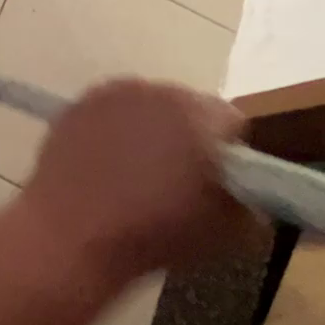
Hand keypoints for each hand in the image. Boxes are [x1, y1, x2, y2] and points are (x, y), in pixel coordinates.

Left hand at [20, 78, 254, 281]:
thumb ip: (253, 203)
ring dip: (150, 128)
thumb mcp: (230, 232)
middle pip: (187, 107)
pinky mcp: (75, 105)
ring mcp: (109, 94)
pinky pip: (108, 112)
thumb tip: (250, 193)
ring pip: (145, 106)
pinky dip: (112, 129)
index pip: (233, 122)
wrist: (71, 234)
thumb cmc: (155, 233)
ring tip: (138, 169)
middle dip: (190, 135)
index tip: (223, 180)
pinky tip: (106, 162)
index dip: (232, 153)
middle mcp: (155, 91)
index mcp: (200, 115)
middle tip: (180, 175)